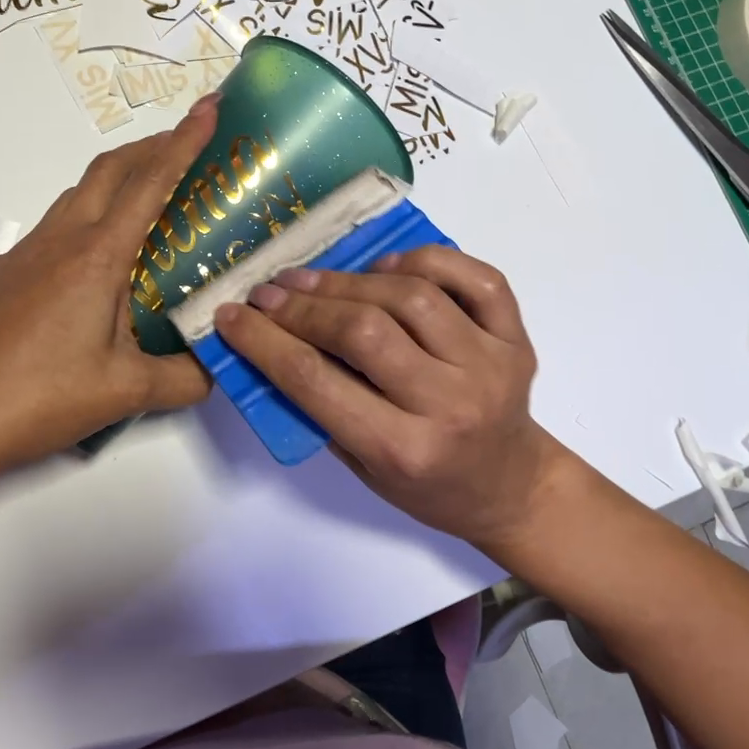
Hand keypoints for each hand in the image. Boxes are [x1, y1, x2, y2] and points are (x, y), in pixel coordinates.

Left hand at [0, 95, 219, 497]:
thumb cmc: (44, 398)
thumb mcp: (126, 392)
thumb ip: (185, 378)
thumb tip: (217, 368)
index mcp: (97, 258)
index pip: (149, 184)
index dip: (184, 142)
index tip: (208, 110)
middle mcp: (59, 241)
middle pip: (107, 170)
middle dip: (148, 148)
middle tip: (183, 147)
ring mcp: (22, 254)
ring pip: (74, 198)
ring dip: (111, 185)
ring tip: (142, 206)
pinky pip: (48, 234)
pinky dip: (79, 228)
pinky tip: (86, 273)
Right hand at [213, 247, 553, 549]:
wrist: (511, 488)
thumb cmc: (424, 486)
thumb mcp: (359, 464)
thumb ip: (320, 404)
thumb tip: (272, 336)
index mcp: (403, 448)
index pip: (315, 379)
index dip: (263, 340)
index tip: (231, 314)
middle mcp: (449, 403)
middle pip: (362, 330)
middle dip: (301, 305)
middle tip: (268, 292)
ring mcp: (490, 366)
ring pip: (411, 295)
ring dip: (350, 279)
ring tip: (314, 279)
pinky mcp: (517, 339)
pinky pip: (474, 278)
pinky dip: (426, 260)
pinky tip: (388, 268)